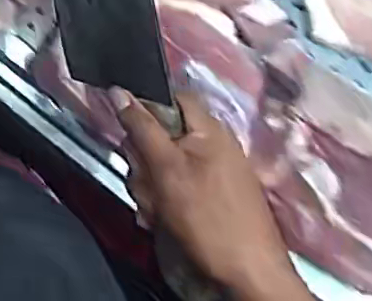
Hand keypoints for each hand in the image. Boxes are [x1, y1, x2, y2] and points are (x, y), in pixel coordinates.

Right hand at [115, 89, 310, 300]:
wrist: (253, 282)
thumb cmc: (208, 217)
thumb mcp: (166, 168)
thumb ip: (141, 127)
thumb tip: (118, 90)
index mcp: (207, 127)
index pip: (169, 97)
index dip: (145, 108)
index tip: (130, 131)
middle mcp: (212, 144)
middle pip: (161, 133)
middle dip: (144, 158)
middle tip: (146, 181)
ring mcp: (214, 173)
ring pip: (165, 163)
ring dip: (151, 185)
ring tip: (155, 210)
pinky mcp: (212, 199)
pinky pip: (178, 187)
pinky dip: (165, 201)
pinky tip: (160, 220)